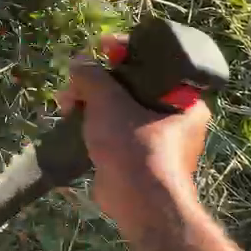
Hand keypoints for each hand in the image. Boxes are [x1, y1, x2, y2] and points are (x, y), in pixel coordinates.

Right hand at [58, 33, 209, 237]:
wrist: (139, 202)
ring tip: (66, 105)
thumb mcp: (109, 102)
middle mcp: (173, 116)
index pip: (154, 63)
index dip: (124, 52)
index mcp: (184, 101)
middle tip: (75, 85)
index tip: (100, 48)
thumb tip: (78, 63)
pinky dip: (91, 120)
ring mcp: (153, 136)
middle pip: (128, 83)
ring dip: (87, 100)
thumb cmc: (134, 146)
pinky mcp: (134, 152)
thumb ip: (92, 76)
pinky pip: (110, 125)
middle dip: (95, 81)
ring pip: (115, 104)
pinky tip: (71, 120)